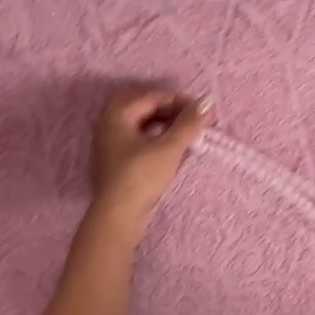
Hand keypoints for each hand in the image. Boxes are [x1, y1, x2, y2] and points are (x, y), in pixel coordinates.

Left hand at [88, 90, 210, 234]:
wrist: (118, 217)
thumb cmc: (141, 177)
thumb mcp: (169, 148)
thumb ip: (188, 123)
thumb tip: (207, 102)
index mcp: (116, 116)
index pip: (151, 98)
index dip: (178, 101)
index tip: (201, 111)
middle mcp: (107, 127)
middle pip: (143, 110)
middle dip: (168, 112)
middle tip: (189, 120)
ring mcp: (109, 148)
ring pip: (139, 128)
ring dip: (162, 128)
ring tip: (183, 137)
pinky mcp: (115, 167)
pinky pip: (136, 145)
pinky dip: (154, 143)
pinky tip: (169, 153)